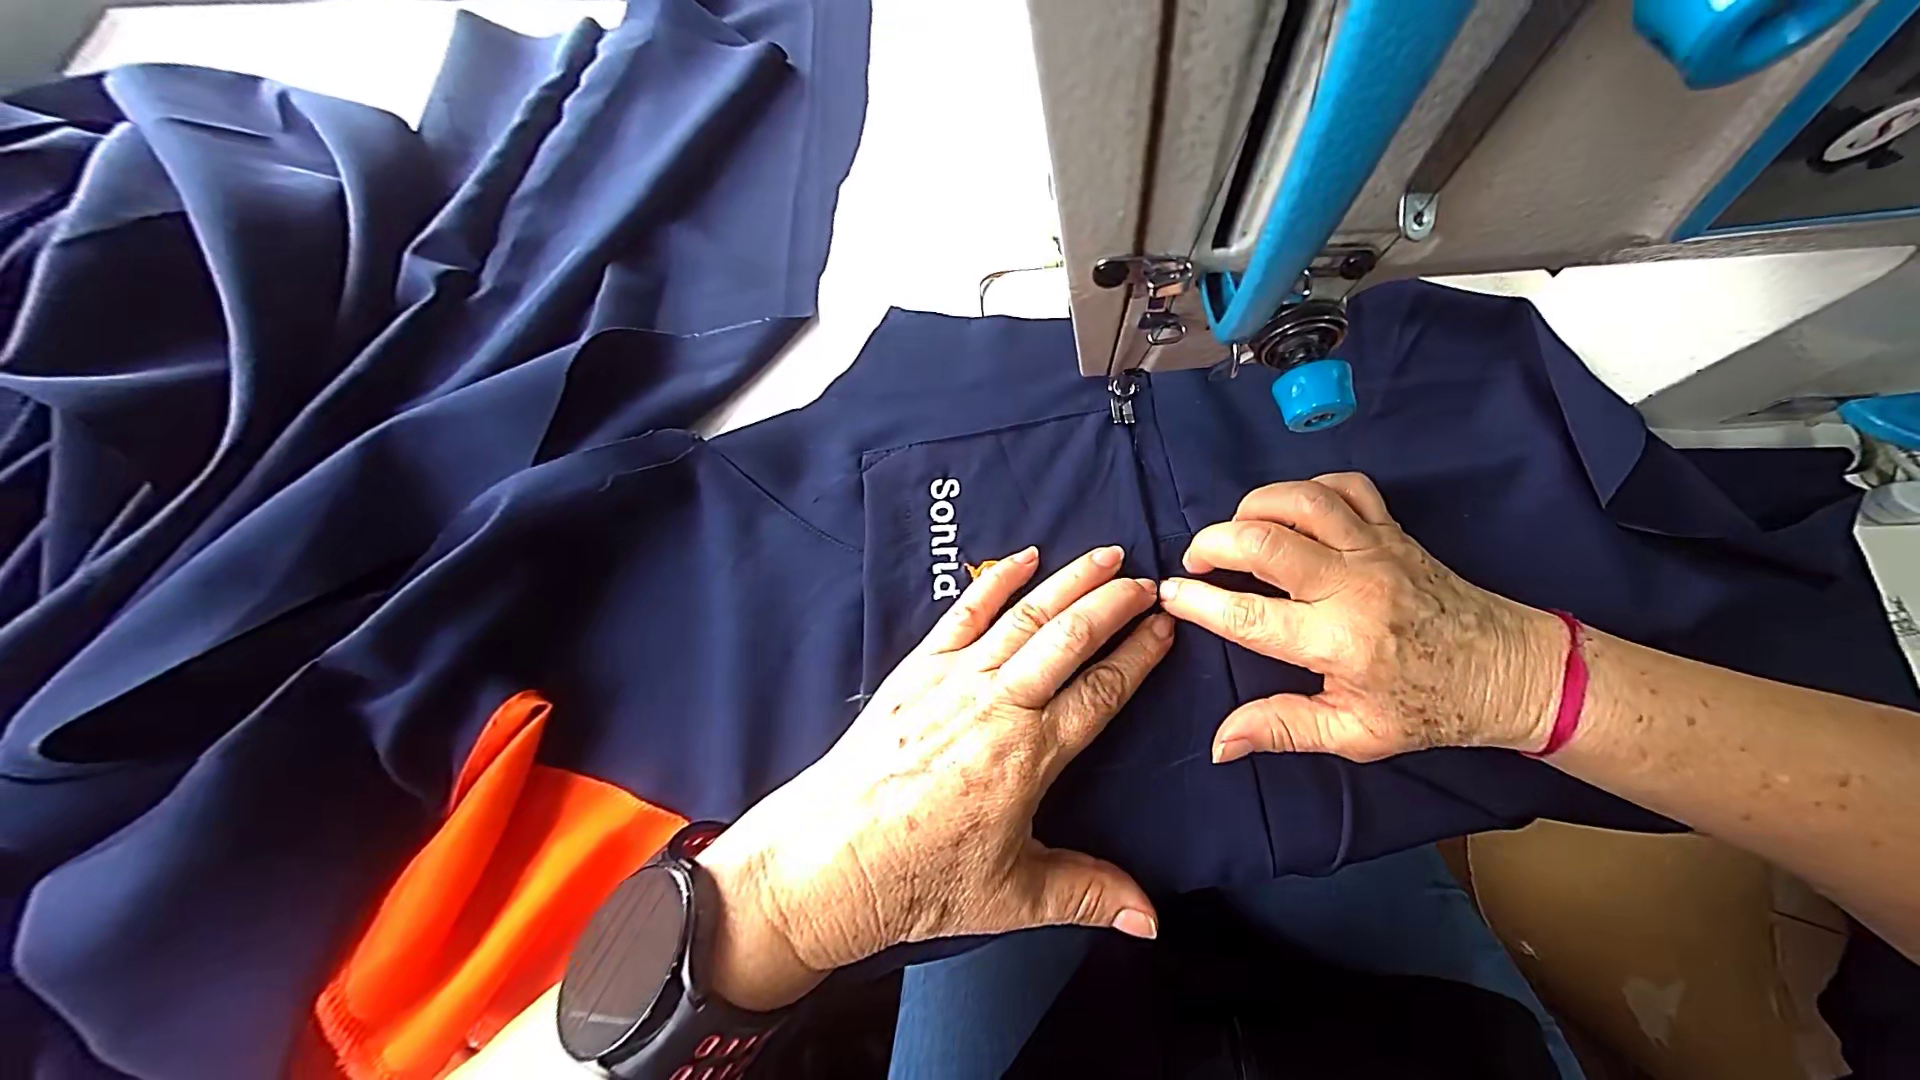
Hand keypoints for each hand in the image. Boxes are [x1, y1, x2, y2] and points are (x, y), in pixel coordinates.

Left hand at [694, 545, 1173, 1009]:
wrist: (825, 860)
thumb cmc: (914, 880)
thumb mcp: (1011, 896)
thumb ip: (1088, 894)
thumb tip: (1150, 919)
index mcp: (1027, 755)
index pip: (1101, 690)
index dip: (1140, 655)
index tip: (1166, 628)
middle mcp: (995, 705)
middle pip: (1070, 639)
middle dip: (1115, 603)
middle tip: (1149, 581)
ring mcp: (953, 679)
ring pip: (1025, 616)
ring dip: (1070, 581)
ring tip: (1105, 555)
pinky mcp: (916, 669)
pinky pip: (963, 612)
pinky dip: (996, 581)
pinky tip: (1023, 558)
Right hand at [1157, 473, 1566, 764]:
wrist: (1515, 671)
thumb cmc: (1430, 707)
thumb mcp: (1354, 735)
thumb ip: (1281, 730)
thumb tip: (1219, 745)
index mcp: (1338, 642)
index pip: (1246, 614)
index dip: (1195, 601)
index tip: (1167, 594)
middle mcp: (1353, 586)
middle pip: (1262, 541)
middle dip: (1211, 543)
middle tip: (1196, 560)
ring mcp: (1376, 549)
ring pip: (1298, 501)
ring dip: (1251, 508)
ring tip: (1237, 531)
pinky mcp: (1393, 529)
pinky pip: (1344, 486)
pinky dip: (1306, 491)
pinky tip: (1290, 514)